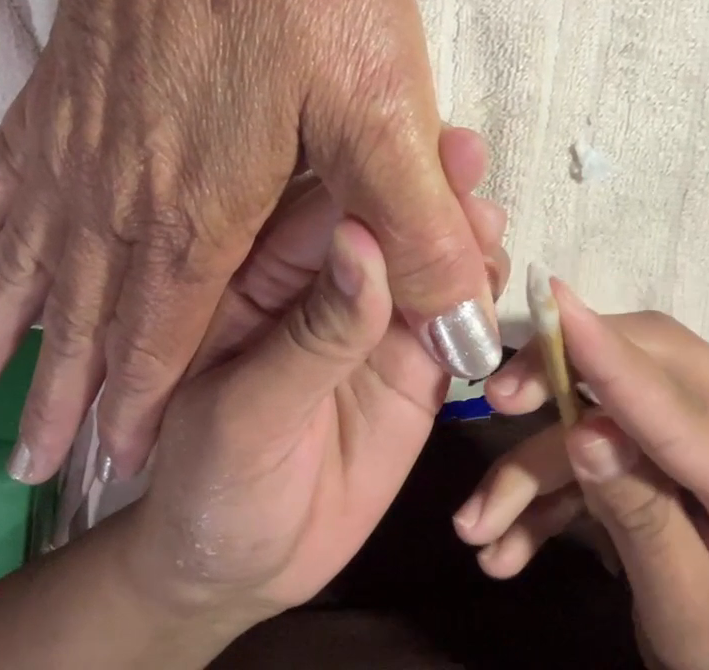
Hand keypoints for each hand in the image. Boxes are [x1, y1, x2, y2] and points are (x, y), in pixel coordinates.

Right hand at [0, 0, 501, 484]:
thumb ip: (415, 222)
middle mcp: (120, 192)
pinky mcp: (61, 82)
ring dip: (3, 325)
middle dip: (64, 392)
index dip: (143, 404)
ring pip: (32, 255)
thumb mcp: (385, 103)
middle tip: (28, 463)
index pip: (164, 337)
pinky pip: (3, 170)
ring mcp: (77, 136)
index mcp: (198, 214)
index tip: (115, 463)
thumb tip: (460, 323)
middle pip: (86, 313)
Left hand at [120, 127, 509, 616]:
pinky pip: (451, 325)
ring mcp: (371, 323)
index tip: (412, 142)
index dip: (363, 175)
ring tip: (489, 216)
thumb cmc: (211, 485)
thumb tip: (362, 238)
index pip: (315, 211)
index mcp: (258, 276)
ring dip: (459, 238)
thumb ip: (311, 334)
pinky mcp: (413, 367)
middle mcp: (320, 284)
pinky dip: (477, 301)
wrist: (244, 567)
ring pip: (423, 266)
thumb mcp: (245, 411)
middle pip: (378, 224)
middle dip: (423, 190)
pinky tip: (498, 277)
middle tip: (469, 159)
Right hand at [456, 280, 708, 669]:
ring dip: (534, 465)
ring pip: (603, 414)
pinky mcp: (674, 460)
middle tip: (495, 400)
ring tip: (477, 531)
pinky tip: (507, 547)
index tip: (554, 301)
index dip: (611, 357)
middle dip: (560, 378)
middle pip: (649, 366)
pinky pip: (597, 450)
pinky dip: (547, 492)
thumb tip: (585, 433)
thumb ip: (650, 529)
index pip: (685, 411)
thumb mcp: (701, 633)